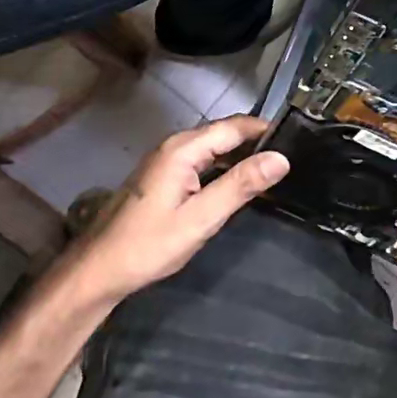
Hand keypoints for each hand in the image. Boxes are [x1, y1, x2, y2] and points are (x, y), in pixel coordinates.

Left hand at [67, 115, 289, 304]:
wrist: (97, 271)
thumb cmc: (149, 245)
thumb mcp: (201, 218)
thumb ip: (241, 185)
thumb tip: (281, 158)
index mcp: (183, 148)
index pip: (235, 126)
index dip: (266, 130)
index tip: (298, 141)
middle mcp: (175, 145)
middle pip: (224, 133)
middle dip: (256, 142)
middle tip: (291, 159)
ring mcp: (167, 160)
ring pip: (214, 148)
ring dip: (241, 156)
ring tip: (274, 171)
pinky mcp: (164, 176)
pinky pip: (202, 162)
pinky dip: (224, 168)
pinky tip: (239, 185)